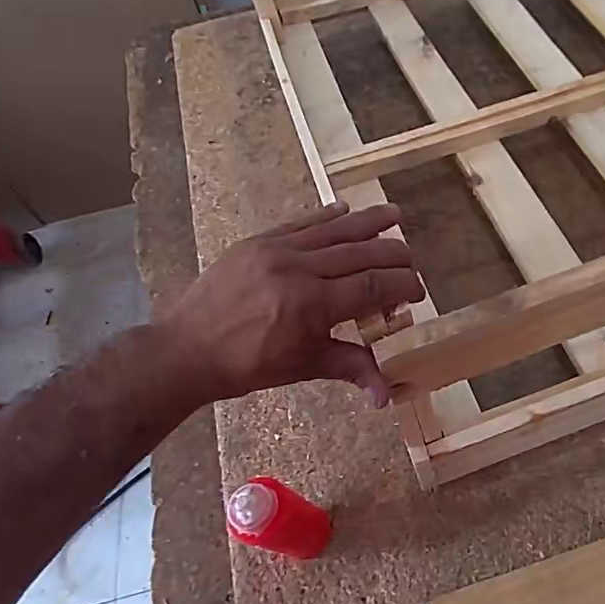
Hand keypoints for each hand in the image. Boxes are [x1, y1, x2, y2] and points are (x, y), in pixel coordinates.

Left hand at [154, 203, 423, 408]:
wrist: (187, 348)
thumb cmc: (248, 365)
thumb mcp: (303, 367)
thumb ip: (350, 367)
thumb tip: (388, 395)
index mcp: (312, 305)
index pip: (373, 287)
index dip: (402, 286)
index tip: (417, 291)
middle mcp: (299, 270)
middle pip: (361, 253)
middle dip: (394, 255)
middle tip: (412, 260)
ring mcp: (277, 250)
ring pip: (334, 230)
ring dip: (370, 222)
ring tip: (396, 213)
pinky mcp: (258, 241)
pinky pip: (301, 223)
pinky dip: (326, 216)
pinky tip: (346, 209)